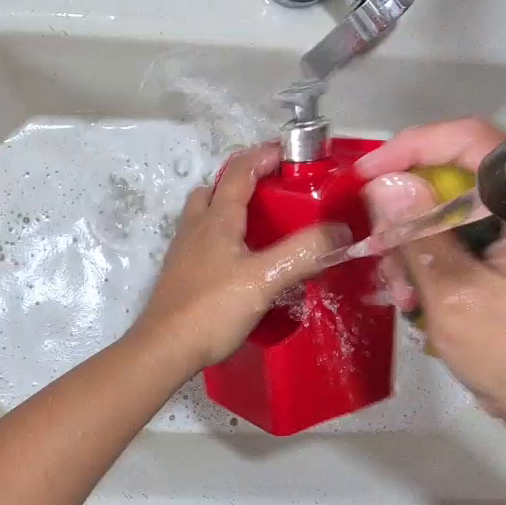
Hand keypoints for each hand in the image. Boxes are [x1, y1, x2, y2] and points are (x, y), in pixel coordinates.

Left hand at [127, 144, 346, 371]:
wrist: (163, 350)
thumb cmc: (211, 310)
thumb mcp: (265, 280)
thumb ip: (303, 253)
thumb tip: (341, 232)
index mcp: (216, 220)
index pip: (240, 172)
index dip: (265, 156)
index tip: (290, 154)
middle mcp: (195, 229)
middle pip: (215, 190)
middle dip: (244, 182)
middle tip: (274, 193)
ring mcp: (183, 254)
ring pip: (205, 218)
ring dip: (229, 212)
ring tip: (260, 228)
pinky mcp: (179, 278)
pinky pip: (202, 246)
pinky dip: (222, 242)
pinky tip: (239, 264)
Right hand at [354, 119, 505, 429]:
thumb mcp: (455, 296)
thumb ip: (420, 237)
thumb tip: (384, 185)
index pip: (476, 142)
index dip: (417, 147)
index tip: (368, 175)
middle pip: (459, 178)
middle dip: (409, 211)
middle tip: (376, 246)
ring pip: (453, 214)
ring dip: (415, 245)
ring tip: (399, 288)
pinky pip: (460, 242)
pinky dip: (430, 264)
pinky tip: (414, 298)